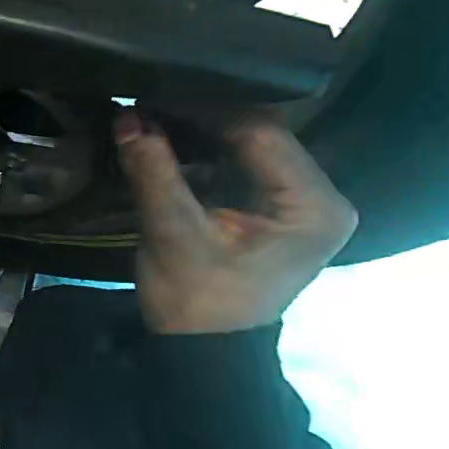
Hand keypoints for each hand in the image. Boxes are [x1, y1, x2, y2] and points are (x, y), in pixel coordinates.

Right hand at [114, 110, 356, 334]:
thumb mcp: (172, 233)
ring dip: (202, 131)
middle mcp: (321, 197)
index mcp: (313, 205)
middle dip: (201, 117)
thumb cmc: (196, 303)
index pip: (260, 133)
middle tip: (150, 102)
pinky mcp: (279, 210)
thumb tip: (127, 116)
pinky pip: (245, 163)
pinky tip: (172, 139)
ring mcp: (302, 203)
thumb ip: (154, 170)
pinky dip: (207, 150)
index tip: (154, 95)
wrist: (203, 353)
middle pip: (260, 134)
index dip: (204, 109)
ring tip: (154, 115)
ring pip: (251, 144)